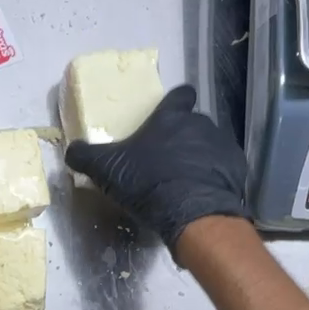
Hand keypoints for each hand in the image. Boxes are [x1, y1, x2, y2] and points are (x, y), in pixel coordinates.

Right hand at [65, 85, 250, 255]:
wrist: (194, 214)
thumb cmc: (148, 183)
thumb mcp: (107, 170)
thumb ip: (86, 156)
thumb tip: (71, 150)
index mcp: (171, 118)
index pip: (179, 95)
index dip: (174, 102)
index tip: (168, 113)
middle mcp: (201, 125)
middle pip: (193, 124)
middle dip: (182, 138)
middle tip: (166, 160)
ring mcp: (223, 147)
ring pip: (210, 147)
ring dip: (199, 159)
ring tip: (183, 182)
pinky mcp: (237, 171)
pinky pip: (223, 170)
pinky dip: (214, 180)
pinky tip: (200, 196)